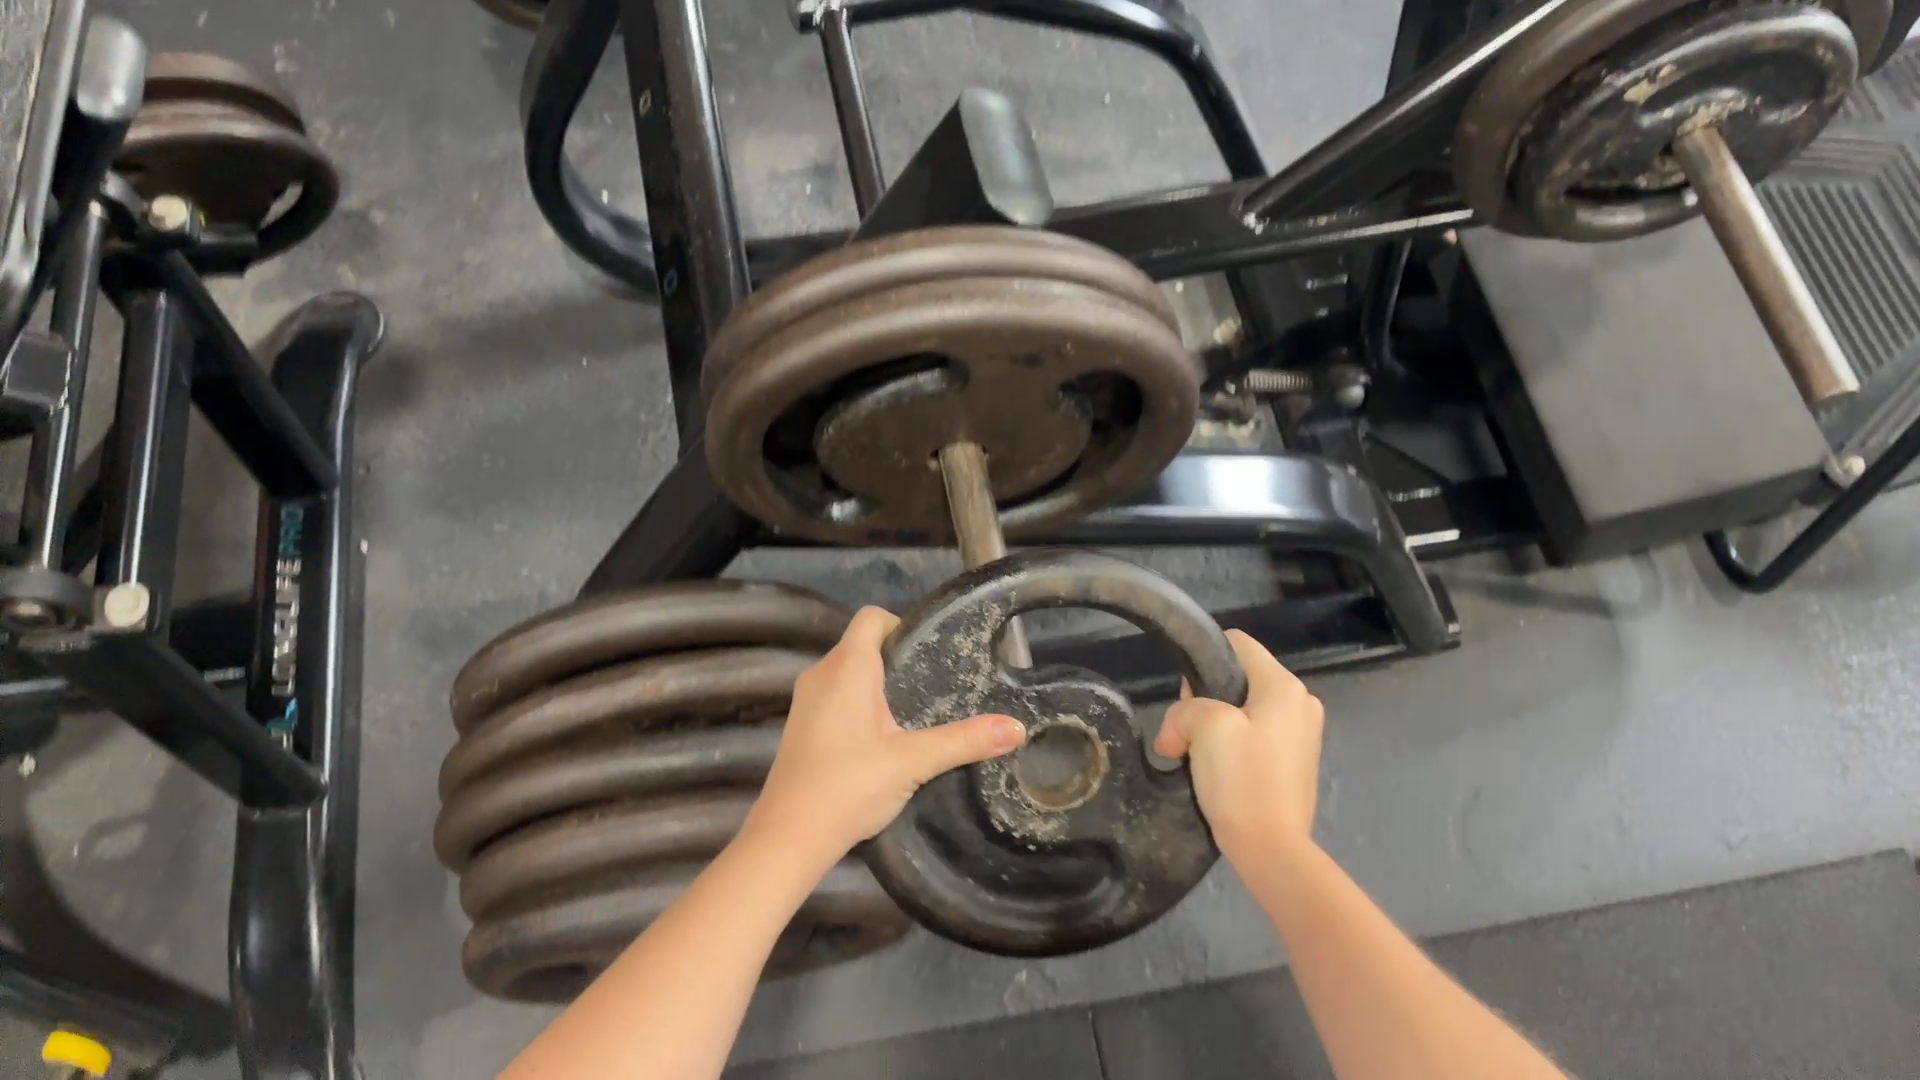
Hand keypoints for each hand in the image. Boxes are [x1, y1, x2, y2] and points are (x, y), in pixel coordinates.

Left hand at [742, 606, 1027, 865]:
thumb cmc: (849, 786)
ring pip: (849, 672)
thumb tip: (1016, 728)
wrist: (789, 837)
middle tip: (938, 683)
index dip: (903, 624)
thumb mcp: (913, 762)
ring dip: (880, 684)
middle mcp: (821, 673)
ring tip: (919, 710)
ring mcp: (805, 701)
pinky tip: (886, 737)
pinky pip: (836, 696)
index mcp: (846, 667)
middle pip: (863, 644)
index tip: (933, 653)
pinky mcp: (801, 726)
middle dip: (899, 658)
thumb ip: (964, 741)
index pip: (872, 617)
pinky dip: (860, 703)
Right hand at [1153, 630, 1324, 860]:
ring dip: (1213, 727)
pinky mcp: (1295, 761)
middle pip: (1238, 678)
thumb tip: (1180, 729)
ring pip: (1242, 709)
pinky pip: (1254, 735)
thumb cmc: (1242, 779)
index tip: (1187, 698)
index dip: (1203, 661)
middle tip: (1186, 734)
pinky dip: (1231, 746)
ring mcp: (1302, 734)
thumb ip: (1185, 708)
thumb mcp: (1204, 727)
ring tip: (1198, 757)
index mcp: (1285, 686)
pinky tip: (1218, 771)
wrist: (1272, 849)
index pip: (1237, 643)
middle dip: (1204, 701)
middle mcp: (1301, 702)